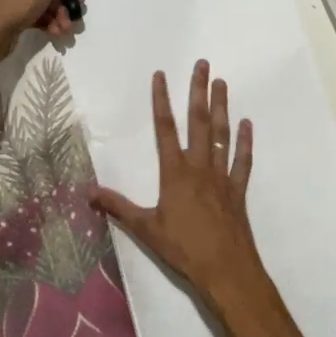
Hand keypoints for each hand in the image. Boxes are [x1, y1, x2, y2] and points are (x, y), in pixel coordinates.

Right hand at [93, 61, 260, 293]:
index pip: (164, 128)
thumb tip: (88, 191)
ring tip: (222, 83)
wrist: (227, 271)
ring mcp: (221, 177)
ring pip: (221, 134)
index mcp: (174, 172)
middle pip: (198, 121)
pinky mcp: (238, 191)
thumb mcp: (145, 228)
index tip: (161, 74)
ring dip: (221, 107)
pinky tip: (247, 124)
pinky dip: (245, 143)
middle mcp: (199, 166)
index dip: (161, 100)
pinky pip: (242, 161)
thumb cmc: (184, 248)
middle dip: (198, 91)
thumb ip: (118, 207)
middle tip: (203, 64)